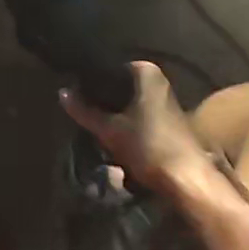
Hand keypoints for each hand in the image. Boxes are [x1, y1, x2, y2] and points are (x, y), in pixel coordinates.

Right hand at [60, 61, 211, 198]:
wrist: (186, 179)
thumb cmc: (148, 145)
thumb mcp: (111, 130)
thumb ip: (85, 111)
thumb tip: (62, 92)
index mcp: (146, 71)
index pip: (110, 69)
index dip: (91, 83)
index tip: (76, 97)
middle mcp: (158, 79)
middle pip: (120, 88)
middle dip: (103, 102)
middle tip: (83, 115)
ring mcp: (165, 99)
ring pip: (129, 104)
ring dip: (114, 117)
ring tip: (95, 128)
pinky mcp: (167, 120)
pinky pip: (139, 117)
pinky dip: (126, 126)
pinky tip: (113, 139)